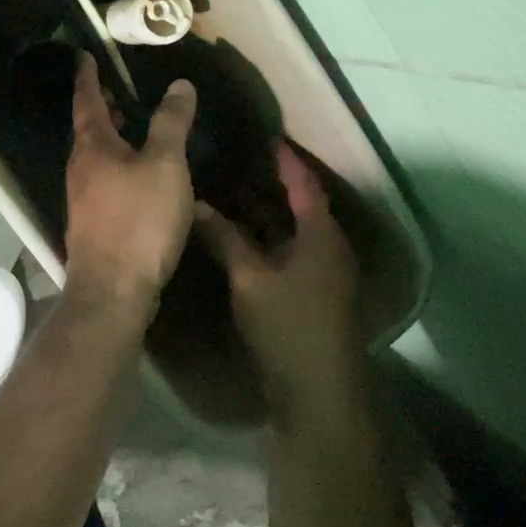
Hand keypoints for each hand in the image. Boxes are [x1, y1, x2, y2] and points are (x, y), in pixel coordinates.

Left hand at [62, 53, 196, 309]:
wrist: (113, 288)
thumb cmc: (138, 220)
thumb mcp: (165, 165)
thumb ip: (171, 123)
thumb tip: (179, 84)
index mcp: (91, 147)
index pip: (87, 100)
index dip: (88, 76)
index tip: (85, 55)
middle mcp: (80, 168)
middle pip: (91, 130)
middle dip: (107, 109)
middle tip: (127, 89)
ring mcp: (84, 198)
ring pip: (99, 158)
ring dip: (117, 139)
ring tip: (142, 128)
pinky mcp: (95, 224)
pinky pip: (108, 182)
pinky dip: (123, 167)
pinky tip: (146, 176)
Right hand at [194, 143, 358, 390]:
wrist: (318, 389)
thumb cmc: (287, 324)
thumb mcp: (249, 278)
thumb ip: (224, 238)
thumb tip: (195, 204)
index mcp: (321, 236)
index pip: (304, 185)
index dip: (286, 160)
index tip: (264, 137)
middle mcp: (330, 249)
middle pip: (302, 207)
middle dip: (271, 185)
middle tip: (236, 163)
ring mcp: (325, 275)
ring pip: (295, 232)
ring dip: (268, 214)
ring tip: (231, 195)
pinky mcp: (314, 296)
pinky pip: (291, 253)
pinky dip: (268, 239)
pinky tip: (241, 240)